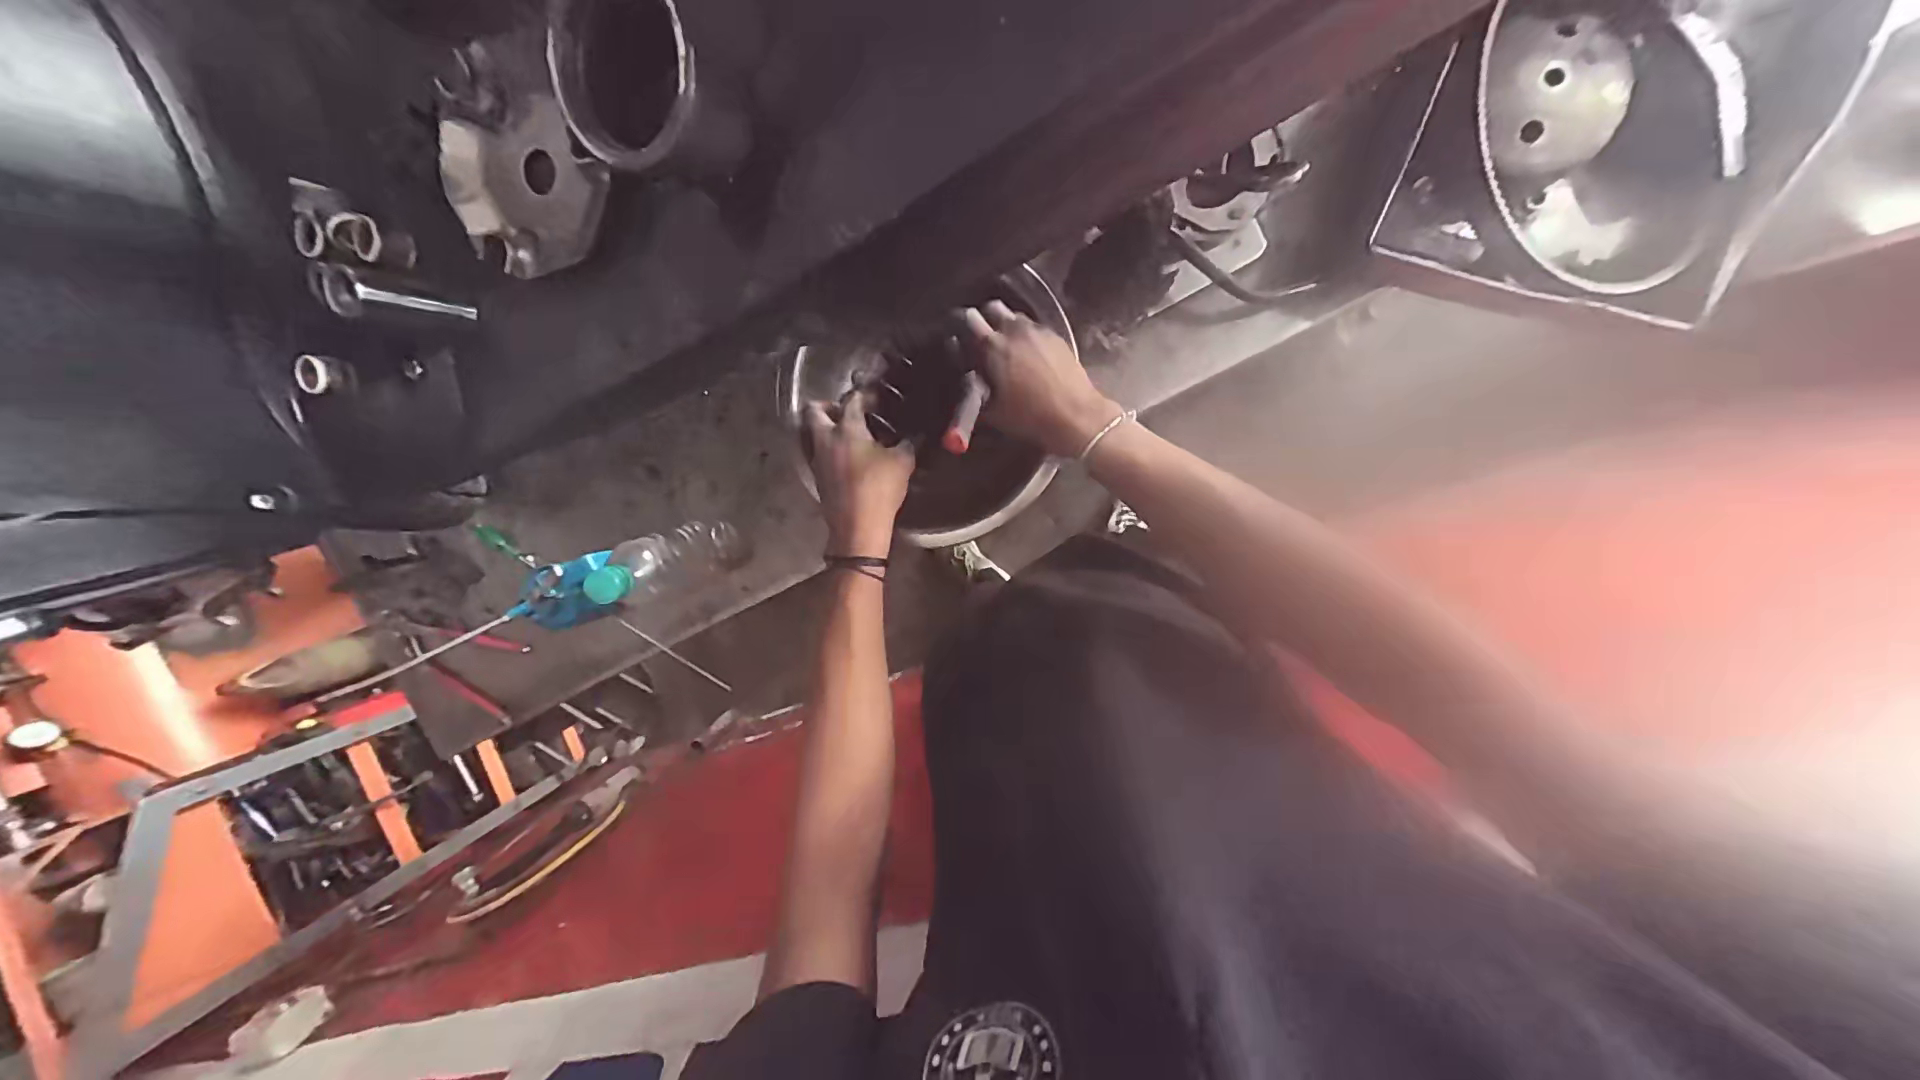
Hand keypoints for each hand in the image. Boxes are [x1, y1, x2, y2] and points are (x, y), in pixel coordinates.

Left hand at [805, 390, 915, 556]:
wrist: (857, 527)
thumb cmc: (879, 489)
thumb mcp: (903, 462)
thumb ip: (909, 443)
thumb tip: (915, 435)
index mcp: (847, 429)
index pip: (852, 400)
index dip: (865, 394)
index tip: (876, 397)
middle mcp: (825, 439)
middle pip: (814, 410)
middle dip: (828, 405)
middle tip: (847, 412)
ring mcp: (817, 458)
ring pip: (811, 432)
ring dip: (825, 428)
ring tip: (848, 434)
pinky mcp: (816, 477)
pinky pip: (817, 452)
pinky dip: (828, 448)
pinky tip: (847, 457)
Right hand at [961, 301, 1121, 457]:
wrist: (1076, 416)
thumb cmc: (1029, 417)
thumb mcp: (992, 411)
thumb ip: (972, 389)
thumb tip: (966, 374)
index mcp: (992, 346)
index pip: (967, 318)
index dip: (960, 325)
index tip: (959, 337)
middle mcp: (1014, 330)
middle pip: (992, 308)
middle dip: (984, 319)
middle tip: (982, 339)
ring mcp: (1038, 330)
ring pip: (1014, 316)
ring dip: (1006, 326)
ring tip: (1007, 347)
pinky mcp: (1056, 336)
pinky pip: (1034, 327)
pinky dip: (1026, 335)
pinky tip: (1029, 354)